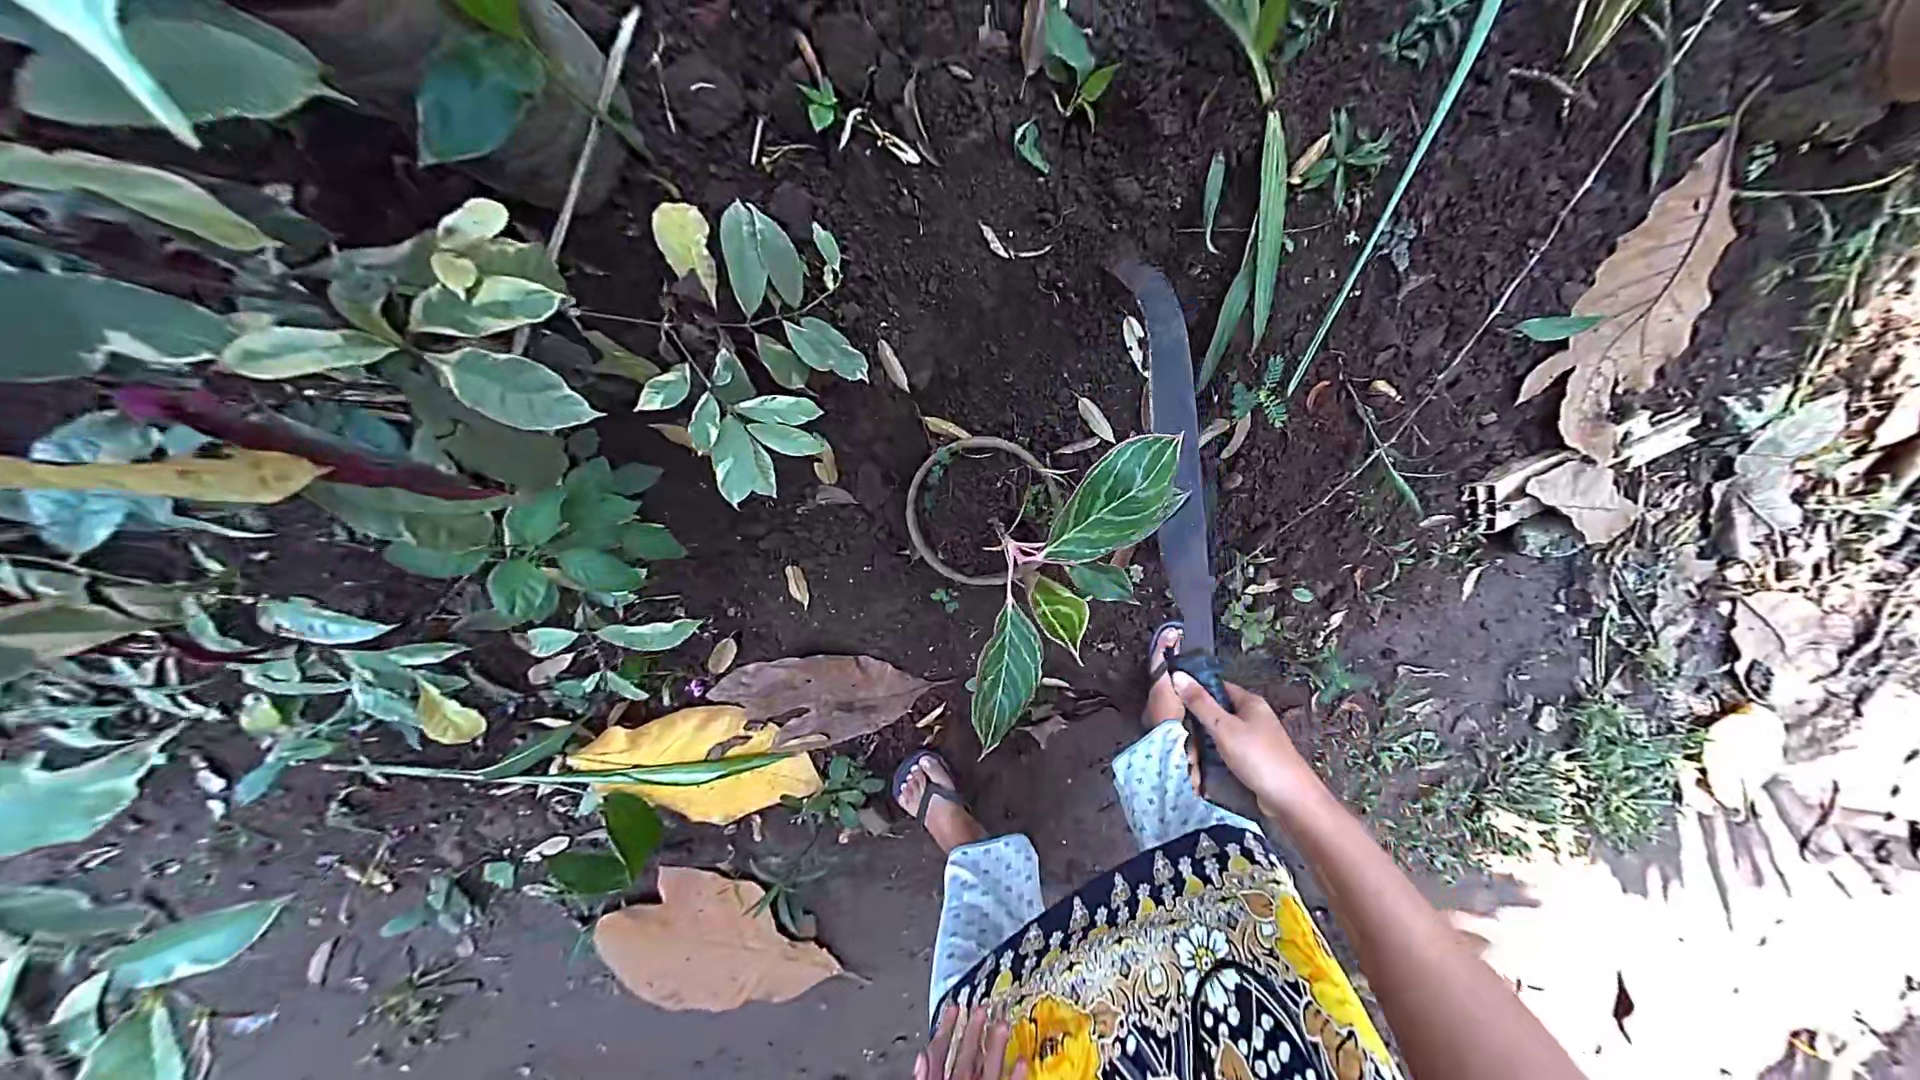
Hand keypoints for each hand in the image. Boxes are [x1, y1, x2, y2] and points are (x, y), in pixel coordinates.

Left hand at [915, 1003, 1026, 1079]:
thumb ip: (925, 1076)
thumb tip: (921, 1056)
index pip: (941, 1050)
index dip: (946, 1026)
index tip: (954, 1006)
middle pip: (967, 1054)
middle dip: (974, 1029)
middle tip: (982, 1007)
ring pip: (988, 1068)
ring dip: (997, 1046)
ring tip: (1003, 1024)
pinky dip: (1015, 1076)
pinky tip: (1021, 1061)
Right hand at [1173, 673, 1321, 815]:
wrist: (1291, 800)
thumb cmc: (1258, 757)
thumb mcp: (1223, 727)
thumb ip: (1200, 703)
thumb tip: (1177, 674)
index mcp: (1249, 702)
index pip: (1216, 687)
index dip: (1196, 695)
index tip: (1179, 709)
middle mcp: (1251, 718)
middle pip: (1213, 716)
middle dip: (1197, 735)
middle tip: (1190, 751)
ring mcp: (1252, 741)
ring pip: (1216, 739)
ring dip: (1202, 754)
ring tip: (1196, 771)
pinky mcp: (1251, 761)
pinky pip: (1224, 756)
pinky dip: (1212, 765)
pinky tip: (1203, 780)